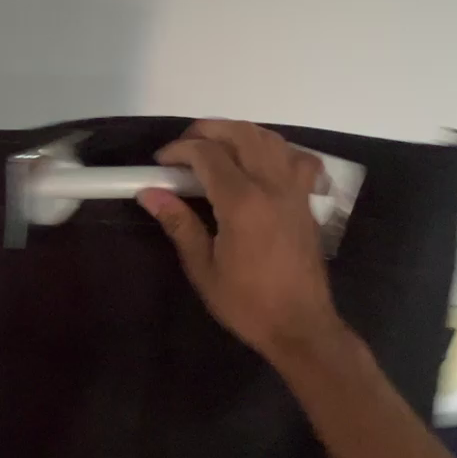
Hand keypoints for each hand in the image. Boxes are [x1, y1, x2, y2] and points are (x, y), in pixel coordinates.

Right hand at [138, 120, 351, 364]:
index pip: (208, 154)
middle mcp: (272, 186)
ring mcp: (295, 191)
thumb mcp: (203, 268)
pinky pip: (296, 159)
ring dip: (239, 134)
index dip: (179, 150)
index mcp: (242, 203)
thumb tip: (149, 193)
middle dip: (208, 131)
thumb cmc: (246, 303)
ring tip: (216, 150)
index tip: (160, 164)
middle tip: (184, 148)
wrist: (300, 326)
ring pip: (270, 139)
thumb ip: (179, 223)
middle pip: (241, 134)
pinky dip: (275, 150)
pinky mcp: (307, 201)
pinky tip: (259, 164)